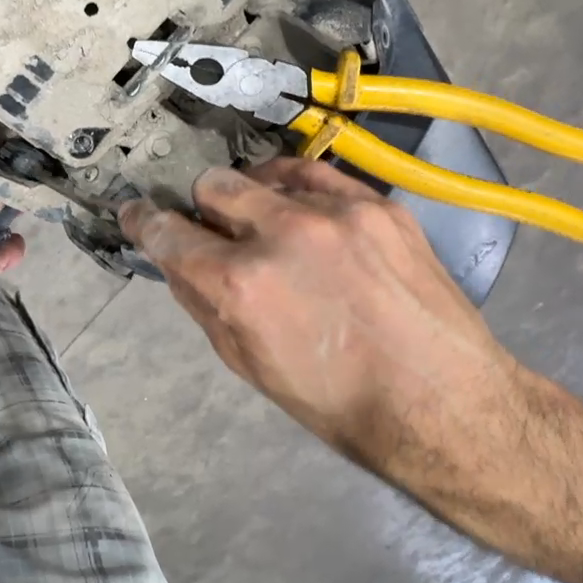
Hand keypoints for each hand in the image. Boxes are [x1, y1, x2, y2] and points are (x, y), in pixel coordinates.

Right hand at [120, 158, 523, 478]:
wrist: (445, 406)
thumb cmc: (333, 400)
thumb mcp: (243, 361)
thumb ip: (199, 301)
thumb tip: (175, 260)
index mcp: (238, 284)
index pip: (165, 230)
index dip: (142, 220)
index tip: (136, 213)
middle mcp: (281, 235)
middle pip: (211, 186)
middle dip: (201, 207)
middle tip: (214, 230)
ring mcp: (334, 214)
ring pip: (262, 175)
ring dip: (250, 198)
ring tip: (266, 224)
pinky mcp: (377, 205)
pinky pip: (315, 176)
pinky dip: (296, 191)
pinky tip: (302, 212)